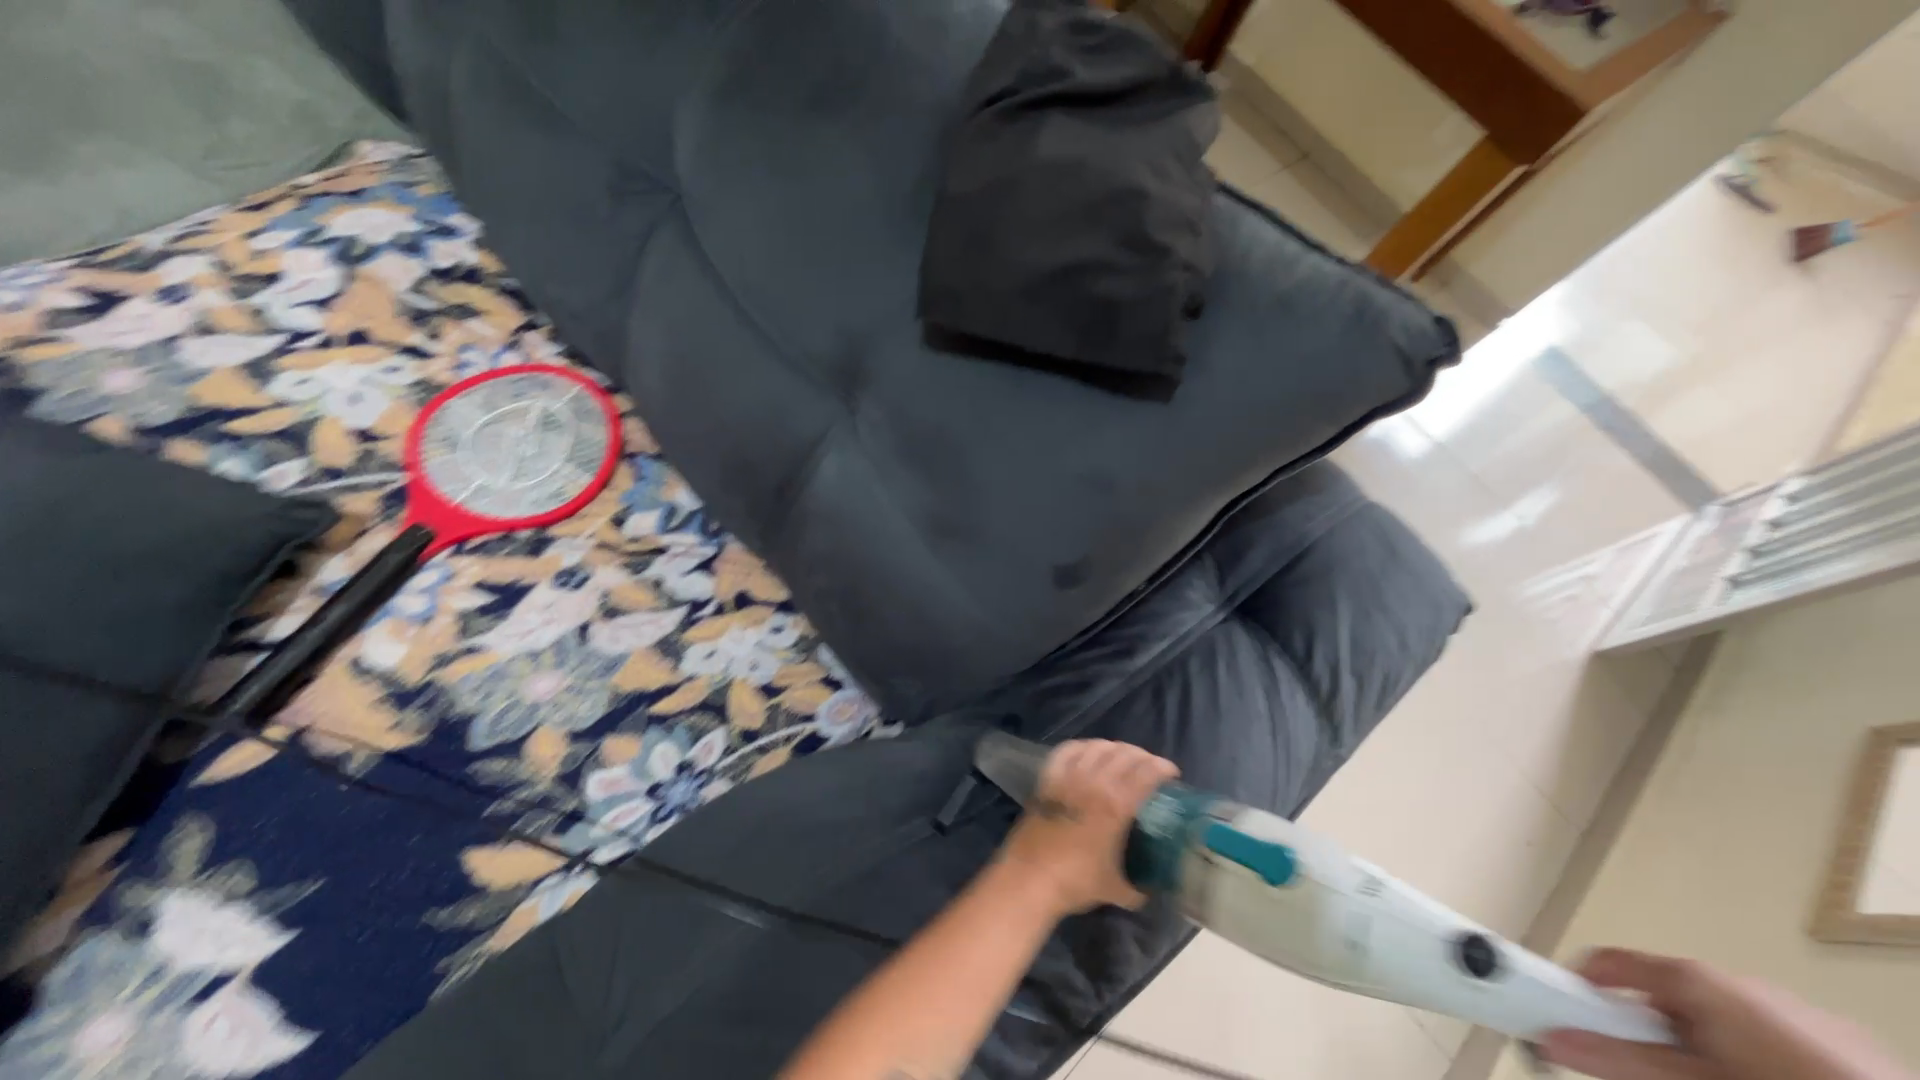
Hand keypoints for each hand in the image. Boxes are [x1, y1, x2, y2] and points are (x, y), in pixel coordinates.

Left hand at [995, 739, 1178, 917]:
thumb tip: (1149, 891)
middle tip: (1150, 767)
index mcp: (1116, 806)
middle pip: (1124, 754)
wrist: (1028, 880)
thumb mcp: (1116, 890)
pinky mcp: (1047, 781)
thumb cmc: (1075, 883)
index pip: (1147, 772)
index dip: (1163, 767)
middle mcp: (1093, 783)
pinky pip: (1067, 751)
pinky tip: (1088, 752)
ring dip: (1115, 748)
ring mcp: (1068, 778)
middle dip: (1143, 756)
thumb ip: (1137, 889)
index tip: (1172, 774)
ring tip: (1123, 758)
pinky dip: (1082, 747)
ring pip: (1096, 747)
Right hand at [1542, 948, 1911, 1079]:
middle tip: (1642, 1074)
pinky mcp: (1826, 1039)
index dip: (1573, 991)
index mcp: (1693, 979)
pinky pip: (1753, 1036)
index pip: (1603, 964)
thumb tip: (1552, 1040)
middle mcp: (1733, 980)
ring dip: (1688, 1049)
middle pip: (1654, 997)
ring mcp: (1784, 1008)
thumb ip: (1619, 1060)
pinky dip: (1736, 1057)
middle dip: (1639, 1034)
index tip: (1558, 1020)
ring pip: (1705, 1021)